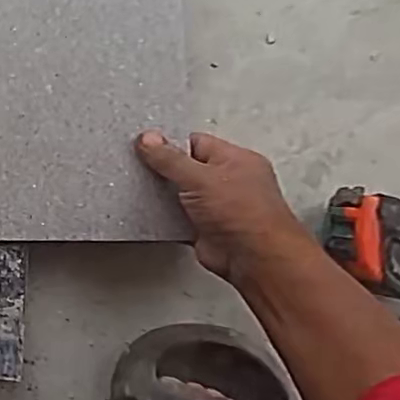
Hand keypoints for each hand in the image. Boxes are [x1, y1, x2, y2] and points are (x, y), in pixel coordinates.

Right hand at [135, 130, 317, 285]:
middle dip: (166, 170)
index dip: (170, 143)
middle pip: (187, 167)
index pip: (196, 142)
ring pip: (181, 193)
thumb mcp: (199, 177)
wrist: (255, 260)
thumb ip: (170, 158)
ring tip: (146, 189)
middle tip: (145, 167)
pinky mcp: (205, 229)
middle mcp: (228, 181)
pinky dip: (165, 216)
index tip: (147, 145)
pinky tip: (153, 213)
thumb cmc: (247, 216)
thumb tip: (149, 139)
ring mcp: (217, 206)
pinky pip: (178, 217)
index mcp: (235, 159)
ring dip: (165, 195)